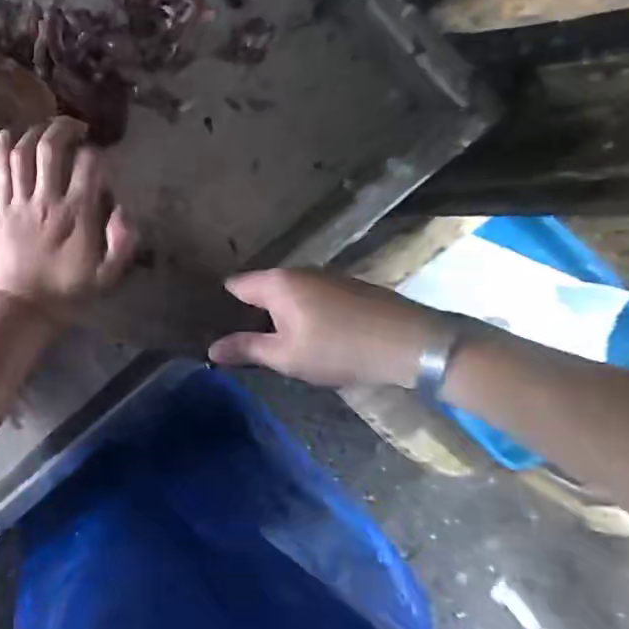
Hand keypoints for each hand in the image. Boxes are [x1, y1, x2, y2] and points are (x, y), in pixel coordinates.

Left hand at [0, 118, 137, 318]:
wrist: (25, 308)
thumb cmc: (69, 291)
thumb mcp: (108, 274)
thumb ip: (123, 241)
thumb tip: (124, 209)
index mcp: (77, 214)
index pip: (89, 164)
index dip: (98, 153)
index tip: (101, 159)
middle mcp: (48, 202)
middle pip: (51, 148)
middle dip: (64, 127)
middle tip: (76, 128)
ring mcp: (21, 204)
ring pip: (23, 154)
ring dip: (35, 133)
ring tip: (48, 129)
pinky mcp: (1, 211)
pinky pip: (1, 174)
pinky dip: (2, 150)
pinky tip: (5, 133)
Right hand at [207, 268, 448, 387]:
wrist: (417, 345)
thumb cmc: (341, 349)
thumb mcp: (286, 356)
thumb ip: (246, 349)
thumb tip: (211, 349)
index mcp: (276, 283)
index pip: (233, 286)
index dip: (222, 306)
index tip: (216, 328)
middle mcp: (298, 271)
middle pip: (260, 288)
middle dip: (250, 311)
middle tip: (244, 340)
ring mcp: (327, 276)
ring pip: (288, 293)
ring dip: (280, 313)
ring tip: (277, 339)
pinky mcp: (350, 287)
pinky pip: (312, 296)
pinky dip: (305, 312)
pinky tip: (313, 334)